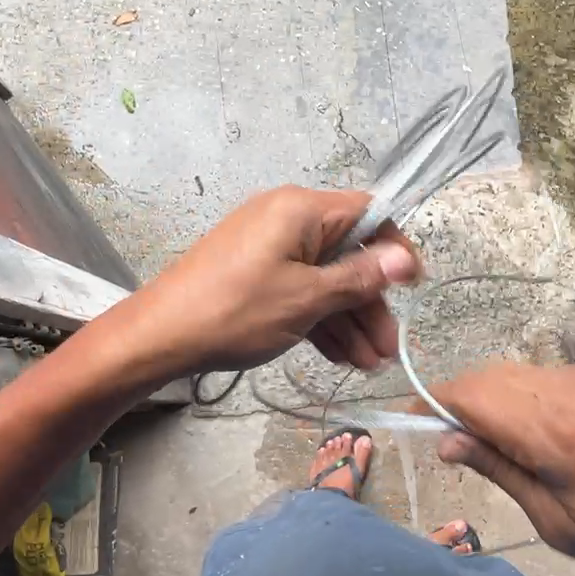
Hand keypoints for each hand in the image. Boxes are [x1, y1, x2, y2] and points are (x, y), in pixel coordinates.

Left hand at [119, 186, 421, 375]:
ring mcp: (268, 248)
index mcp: (301, 209)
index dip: (395, 249)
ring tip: (367, 366)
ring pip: (324, 279)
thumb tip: (405, 258)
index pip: (368, 214)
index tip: (413, 289)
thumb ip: (359, 278)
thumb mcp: (306, 298)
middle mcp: (286, 220)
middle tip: (388, 351)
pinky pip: (299, 289)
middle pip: (347, 254)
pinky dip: (319, 319)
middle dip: (370, 303)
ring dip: (348, 320)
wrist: (161, 336)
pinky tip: (339, 357)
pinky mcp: (255, 274)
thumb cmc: (237, 311)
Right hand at [431, 357, 574, 575]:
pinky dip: (556, 398)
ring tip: (531, 445)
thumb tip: (447, 441)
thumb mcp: (561, 526)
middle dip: (473, 402)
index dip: (438, 401)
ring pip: (535, 375)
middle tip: (464, 438)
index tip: (415, 415)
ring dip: (516, 401)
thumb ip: (500, 470)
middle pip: (500, 377)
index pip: (475, 394)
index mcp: (565, 436)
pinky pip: (573, 375)